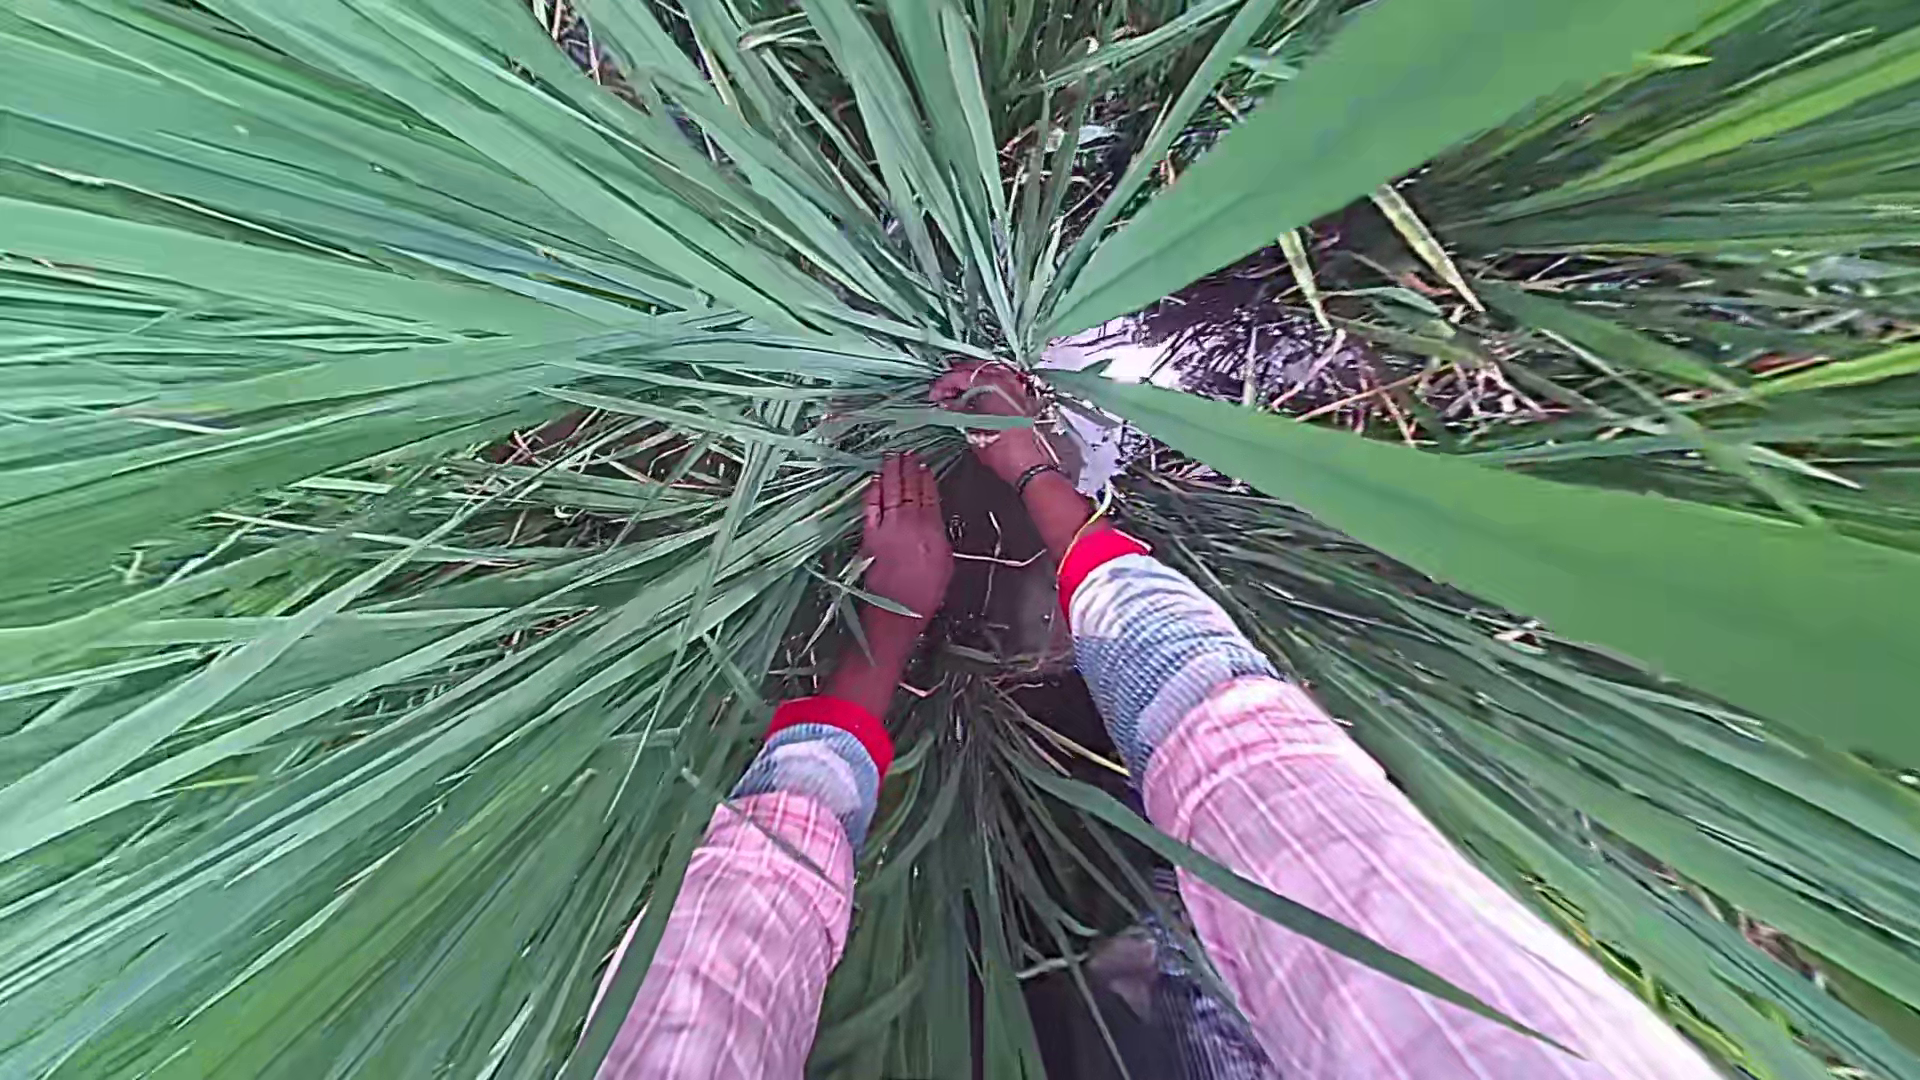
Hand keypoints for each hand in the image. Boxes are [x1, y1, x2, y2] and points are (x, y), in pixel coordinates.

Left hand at [860, 452, 952, 621]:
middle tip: (907, 452)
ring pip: (891, 492)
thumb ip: (938, 534)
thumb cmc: (925, 592)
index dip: (925, 478)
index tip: (924, 465)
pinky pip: (872, 507)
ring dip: (892, 472)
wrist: (900, 610)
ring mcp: (888, 528)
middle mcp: (909, 524)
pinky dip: (874, 491)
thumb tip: (933, 520)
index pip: (929, 495)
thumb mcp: (945, 560)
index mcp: (931, 529)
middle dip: (908, 468)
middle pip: (909, 488)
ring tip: (892, 457)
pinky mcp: (870, 536)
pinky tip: (875, 480)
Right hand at [929, 361, 1054, 485]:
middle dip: (956, 378)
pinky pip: (1001, 381)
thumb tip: (946, 404)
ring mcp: (1016, 388)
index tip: (934, 394)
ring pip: (989, 372)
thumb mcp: (972, 432)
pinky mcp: (1022, 398)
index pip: (961, 376)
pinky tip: (978, 395)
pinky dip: (986, 384)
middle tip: (943, 390)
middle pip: (975, 369)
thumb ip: (957, 412)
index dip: (943, 384)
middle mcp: (1006, 382)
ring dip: (972, 379)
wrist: (1028, 465)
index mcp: (991, 386)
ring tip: (958, 392)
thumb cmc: (1004, 452)